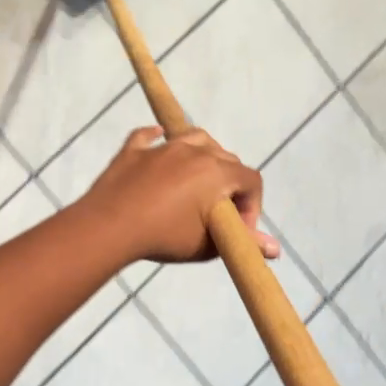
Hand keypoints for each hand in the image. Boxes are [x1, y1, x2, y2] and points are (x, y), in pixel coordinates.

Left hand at [77, 126, 275, 262]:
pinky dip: (156, 138)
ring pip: (192, 137)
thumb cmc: (165, 236)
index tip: (239, 227)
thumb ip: (244, 242)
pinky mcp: (132, 150)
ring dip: (202, 153)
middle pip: (224, 156)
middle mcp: (192, 151)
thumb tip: (275, 249)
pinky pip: (148, 136)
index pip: (250, 179)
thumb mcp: (208, 244)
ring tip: (198, 178)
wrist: (110, 225)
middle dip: (229, 182)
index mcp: (217, 171)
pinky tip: (157, 143)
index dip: (252, 204)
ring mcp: (160, 147)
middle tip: (218, 209)